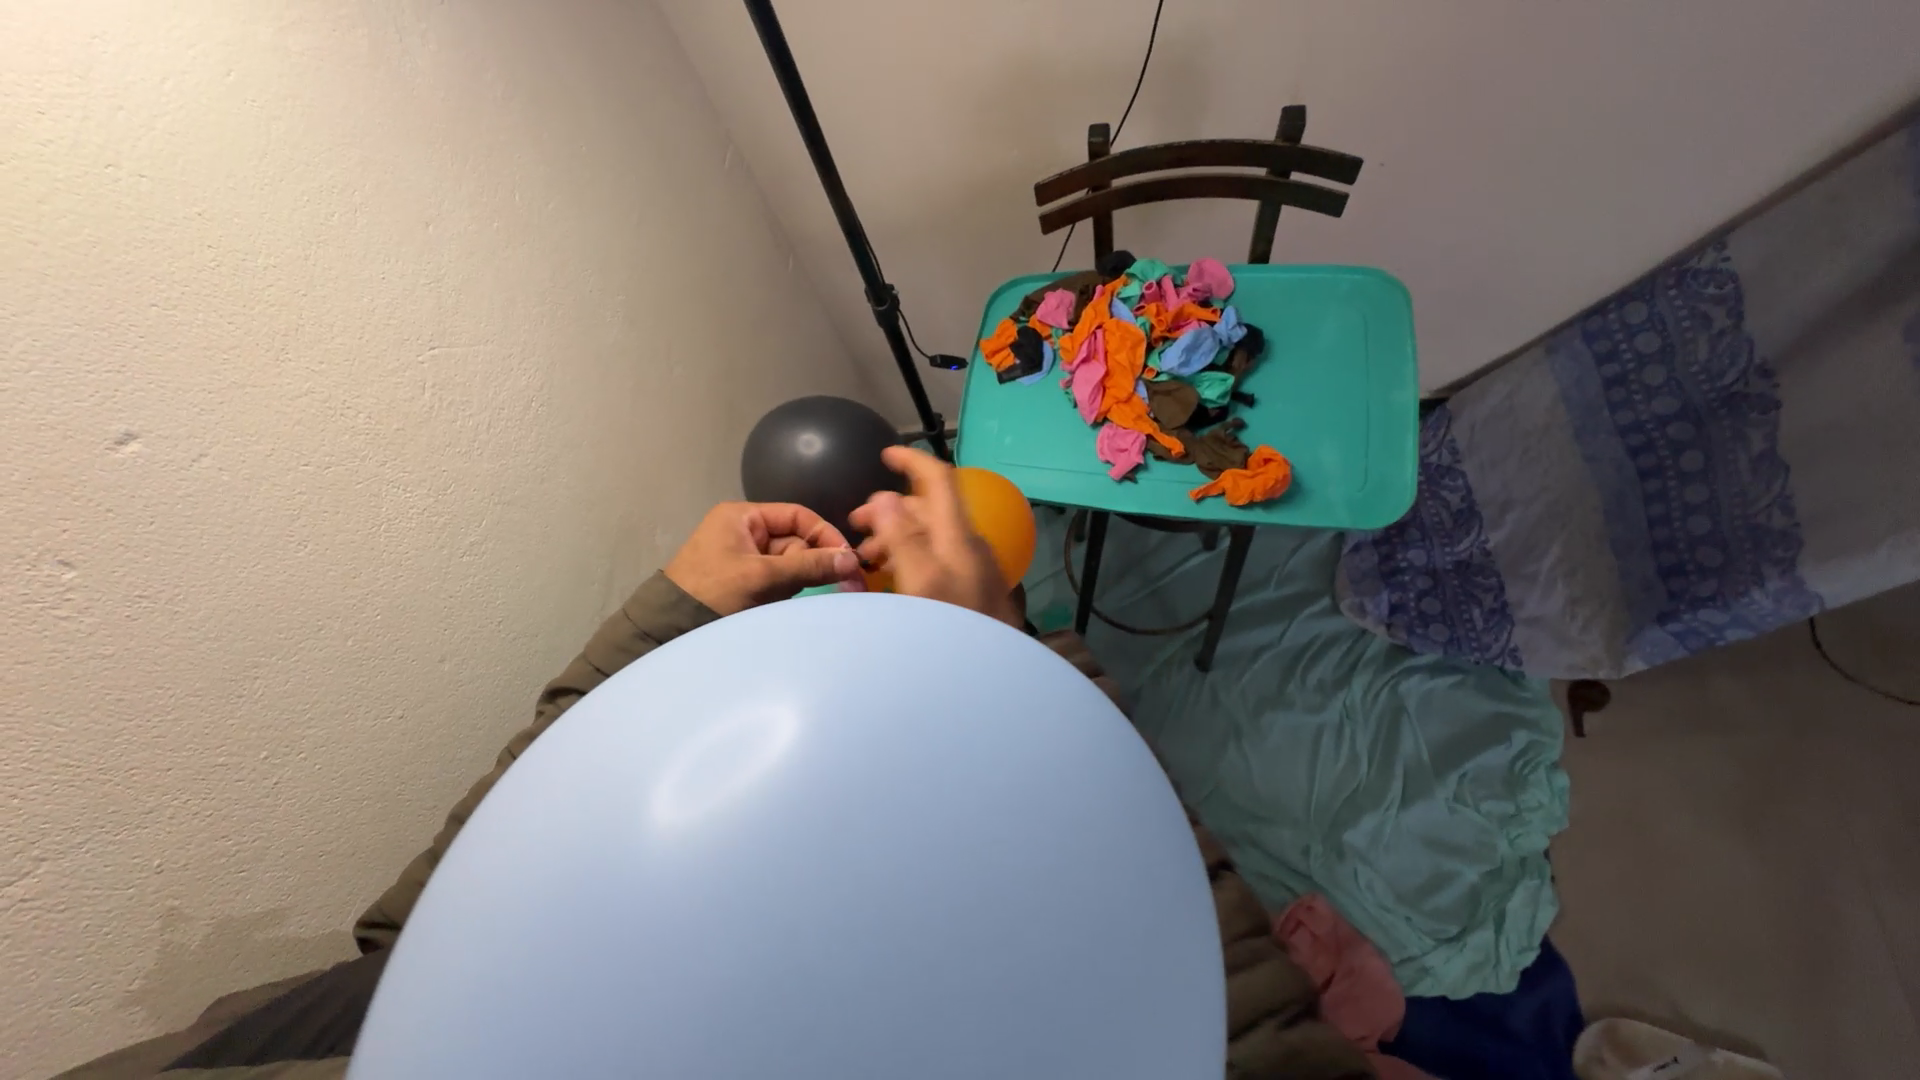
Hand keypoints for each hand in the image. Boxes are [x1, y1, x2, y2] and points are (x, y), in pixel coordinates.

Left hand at [664, 502, 860, 615]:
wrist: (669, 631)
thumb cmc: (712, 593)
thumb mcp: (762, 577)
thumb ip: (808, 566)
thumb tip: (852, 560)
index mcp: (743, 517)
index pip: (797, 515)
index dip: (825, 534)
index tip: (847, 558)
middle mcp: (746, 533)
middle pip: (797, 541)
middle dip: (815, 562)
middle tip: (843, 585)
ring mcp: (747, 560)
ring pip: (792, 564)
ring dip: (804, 580)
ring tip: (817, 596)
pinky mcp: (747, 584)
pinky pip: (781, 582)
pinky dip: (792, 592)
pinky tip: (797, 604)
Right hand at [848, 447, 1022, 625]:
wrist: (990, 678)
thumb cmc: (952, 627)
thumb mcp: (921, 582)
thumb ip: (903, 537)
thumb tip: (886, 497)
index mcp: (958, 536)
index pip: (939, 480)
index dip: (912, 462)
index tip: (884, 455)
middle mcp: (968, 546)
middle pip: (927, 511)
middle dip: (888, 510)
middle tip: (854, 526)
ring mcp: (971, 569)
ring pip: (929, 538)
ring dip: (895, 538)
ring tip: (865, 560)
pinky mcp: (969, 592)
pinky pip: (935, 562)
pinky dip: (909, 560)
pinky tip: (890, 583)